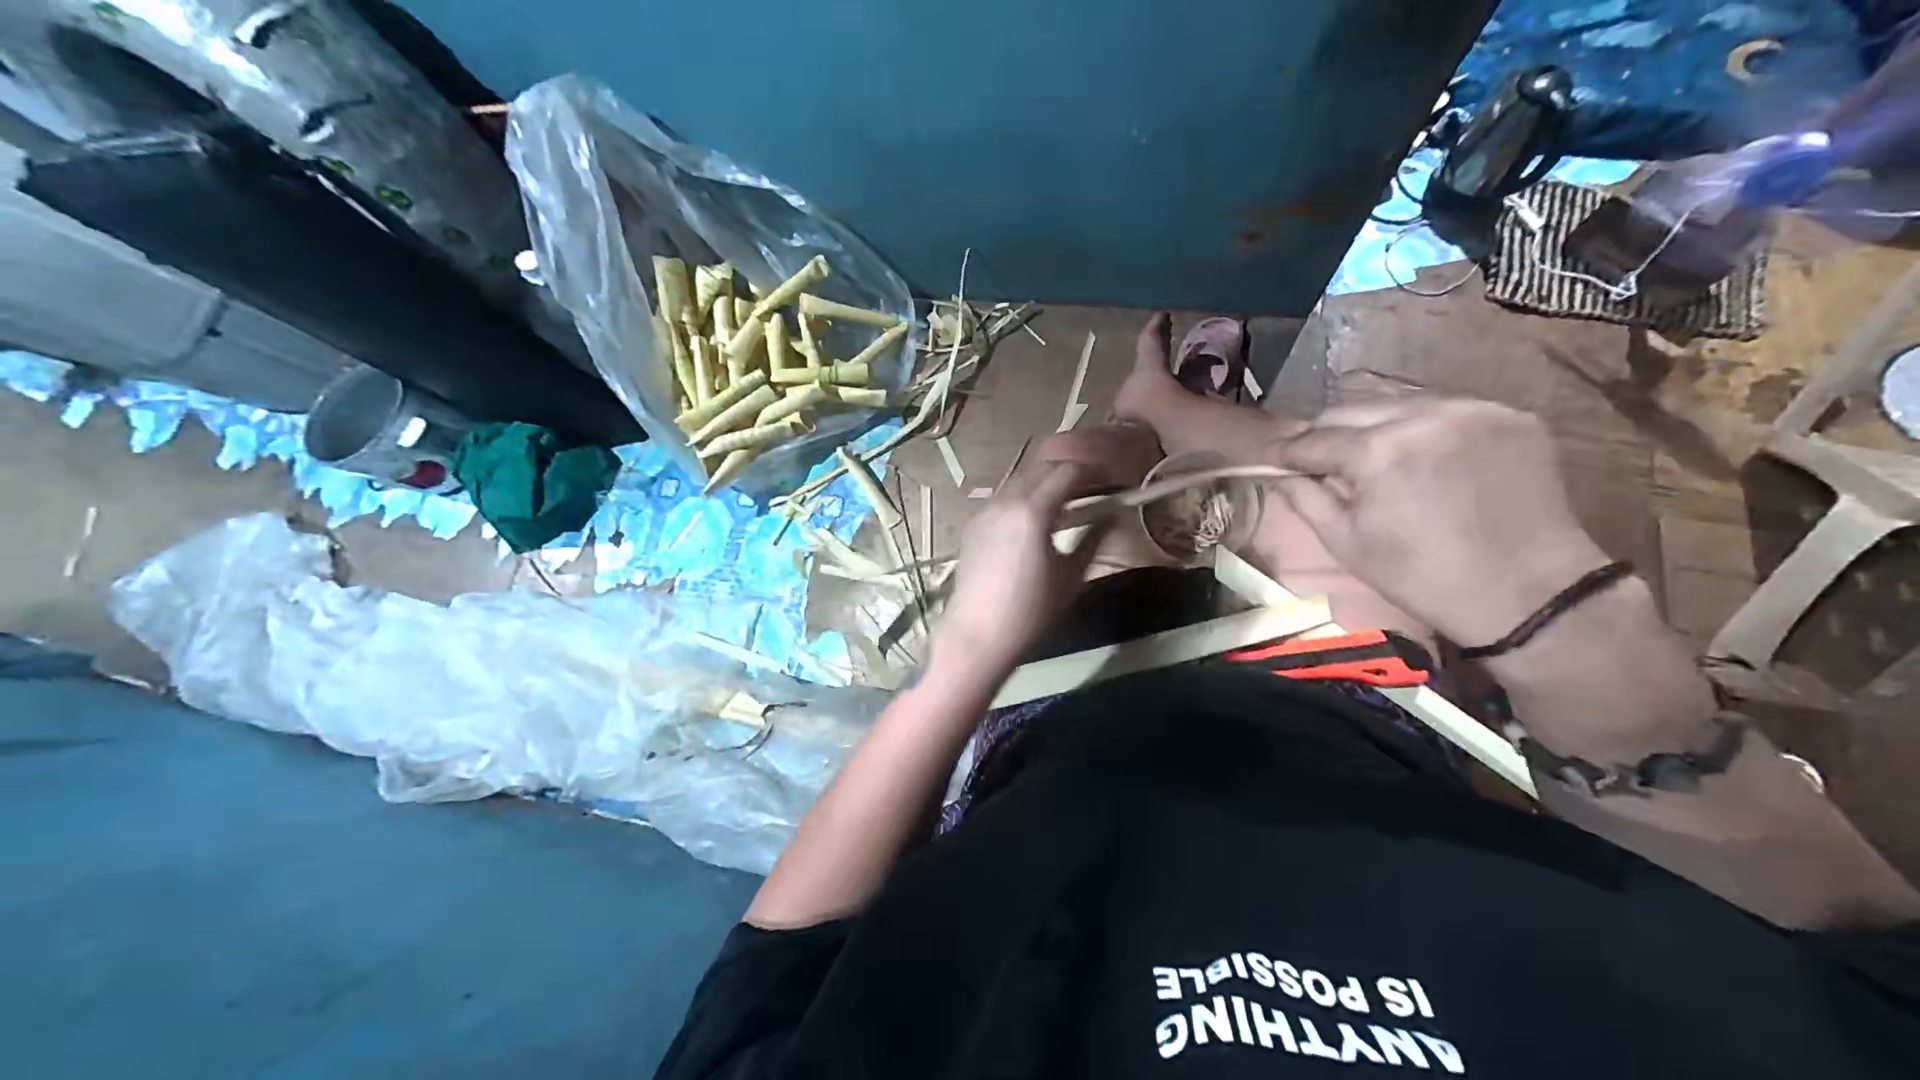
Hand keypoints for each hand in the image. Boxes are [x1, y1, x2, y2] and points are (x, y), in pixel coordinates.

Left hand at [932, 462, 1108, 681]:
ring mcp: (985, 511)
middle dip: (1069, 472)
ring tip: (1068, 503)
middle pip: (1042, 468)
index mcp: (1033, 512)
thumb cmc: (1031, 612)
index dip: (1093, 472)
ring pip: (1021, 481)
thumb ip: (1094, 538)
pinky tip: (1036, 521)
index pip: (1067, 472)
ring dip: (1046, 483)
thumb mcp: (1072, 577)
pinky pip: (1004, 499)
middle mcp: (1006, 502)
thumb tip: (1112, 515)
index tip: (1111, 480)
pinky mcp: (973, 524)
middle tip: (1093, 487)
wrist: (978, 635)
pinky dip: (1025, 498)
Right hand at [1267, 398, 1610, 648]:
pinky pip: (1447, 411)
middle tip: (1320, 461)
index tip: (1273, 461)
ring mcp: (1474, 409)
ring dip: (1376, 428)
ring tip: (1375, 460)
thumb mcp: (1346, 543)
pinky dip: (1425, 430)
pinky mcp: (1512, 415)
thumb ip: (1306, 498)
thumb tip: (1281, 474)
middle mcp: (1425, 414)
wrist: (1530, 593)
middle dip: (1328, 435)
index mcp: (1379, 450)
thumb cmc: (1422, 577)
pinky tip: (1427, 461)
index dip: (1288, 453)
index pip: (1315, 439)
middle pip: (1353, 409)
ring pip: (1400, 404)